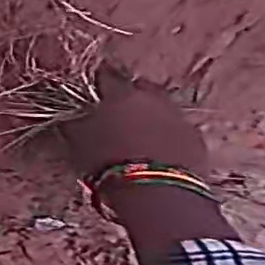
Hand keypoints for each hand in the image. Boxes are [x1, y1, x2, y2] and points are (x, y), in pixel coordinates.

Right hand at [59, 68, 208, 179]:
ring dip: (147, 112)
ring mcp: (179, 118)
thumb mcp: (75, 136)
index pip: (106, 75)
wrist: (154, 189)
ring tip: (131, 126)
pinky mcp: (196, 139)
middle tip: (111, 105)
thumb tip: (68, 113)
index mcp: (120, 94)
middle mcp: (153, 100)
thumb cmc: (104, 158)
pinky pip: (175, 127)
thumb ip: (73, 118)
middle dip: (128, 92)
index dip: (96, 78)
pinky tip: (150, 144)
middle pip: (140, 86)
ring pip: (160, 106)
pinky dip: (163, 131)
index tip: (87, 84)